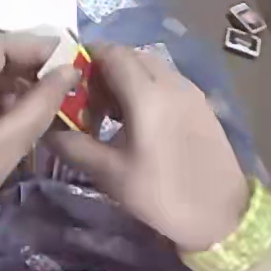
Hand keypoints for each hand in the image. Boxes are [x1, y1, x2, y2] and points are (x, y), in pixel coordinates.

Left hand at [0, 33, 79, 242]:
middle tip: (58, 84)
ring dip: (9, 76)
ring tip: (36, 101)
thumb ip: (43, 102)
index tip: (72, 62)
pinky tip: (8, 108)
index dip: (39, 48)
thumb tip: (70, 70)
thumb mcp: (8, 142)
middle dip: (25, 63)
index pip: (0, 42)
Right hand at [48, 42, 248, 251]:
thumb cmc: (162, 194)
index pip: (111, 52)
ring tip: (109, 113)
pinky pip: (165, 80)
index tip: (68, 82)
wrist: (224, 218)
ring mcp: (190, 90)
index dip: (85, 58)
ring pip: (148, 66)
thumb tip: (46, 127)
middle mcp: (170, 82)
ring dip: (125, 78)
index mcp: (147, 94)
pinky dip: (145, 87)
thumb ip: (73, 145)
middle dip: (103, 69)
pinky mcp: (201, 103)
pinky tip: (137, 121)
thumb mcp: (109, 174)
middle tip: (86, 100)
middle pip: (130, 55)